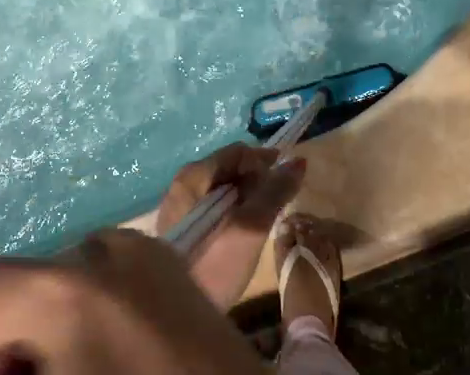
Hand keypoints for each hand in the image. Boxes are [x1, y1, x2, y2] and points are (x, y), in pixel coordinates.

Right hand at [0, 228, 267, 374]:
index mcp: (64, 284)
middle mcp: (104, 245)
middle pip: (10, 285)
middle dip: (12, 341)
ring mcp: (144, 246)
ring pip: (53, 282)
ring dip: (54, 332)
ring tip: (99, 374)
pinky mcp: (168, 259)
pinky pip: (97, 276)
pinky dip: (92, 315)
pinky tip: (124, 357)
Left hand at [155, 145, 305, 308]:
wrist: (171, 317)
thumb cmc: (213, 264)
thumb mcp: (251, 227)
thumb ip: (275, 192)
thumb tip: (298, 161)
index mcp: (193, 175)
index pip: (238, 151)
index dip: (265, 163)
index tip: (284, 185)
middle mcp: (181, 185)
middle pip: (229, 169)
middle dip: (256, 182)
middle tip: (273, 208)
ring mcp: (178, 208)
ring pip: (222, 190)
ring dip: (246, 199)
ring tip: (260, 224)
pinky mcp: (180, 231)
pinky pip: (212, 208)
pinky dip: (232, 213)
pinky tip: (240, 236)